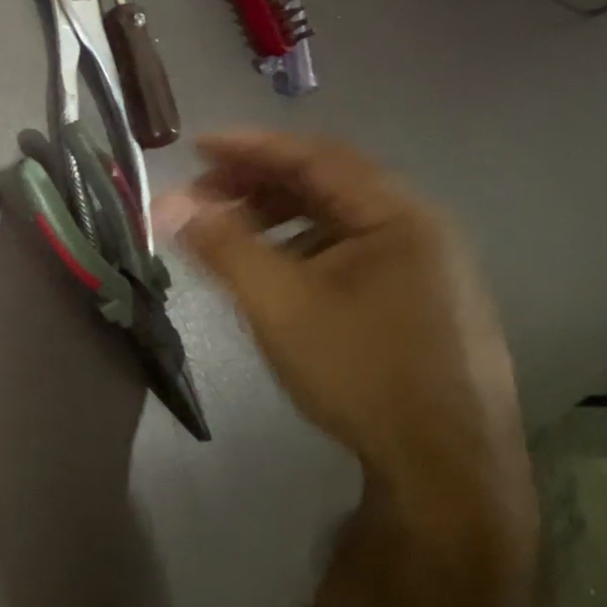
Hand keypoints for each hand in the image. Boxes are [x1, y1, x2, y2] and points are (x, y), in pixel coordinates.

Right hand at [157, 132, 528, 515]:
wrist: (441, 459)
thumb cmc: (358, 369)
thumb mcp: (276, 303)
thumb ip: (220, 245)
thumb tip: (166, 202)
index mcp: (397, 217)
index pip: (316, 157)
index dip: (250, 147)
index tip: (193, 147)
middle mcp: (418, 229)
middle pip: (327, 184)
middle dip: (256, 183)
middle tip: (198, 197)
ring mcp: (422, 266)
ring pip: (336, 219)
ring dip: (274, 215)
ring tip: (224, 233)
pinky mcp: (415, 299)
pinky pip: (347, 249)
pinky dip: (298, 244)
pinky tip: (268, 270)